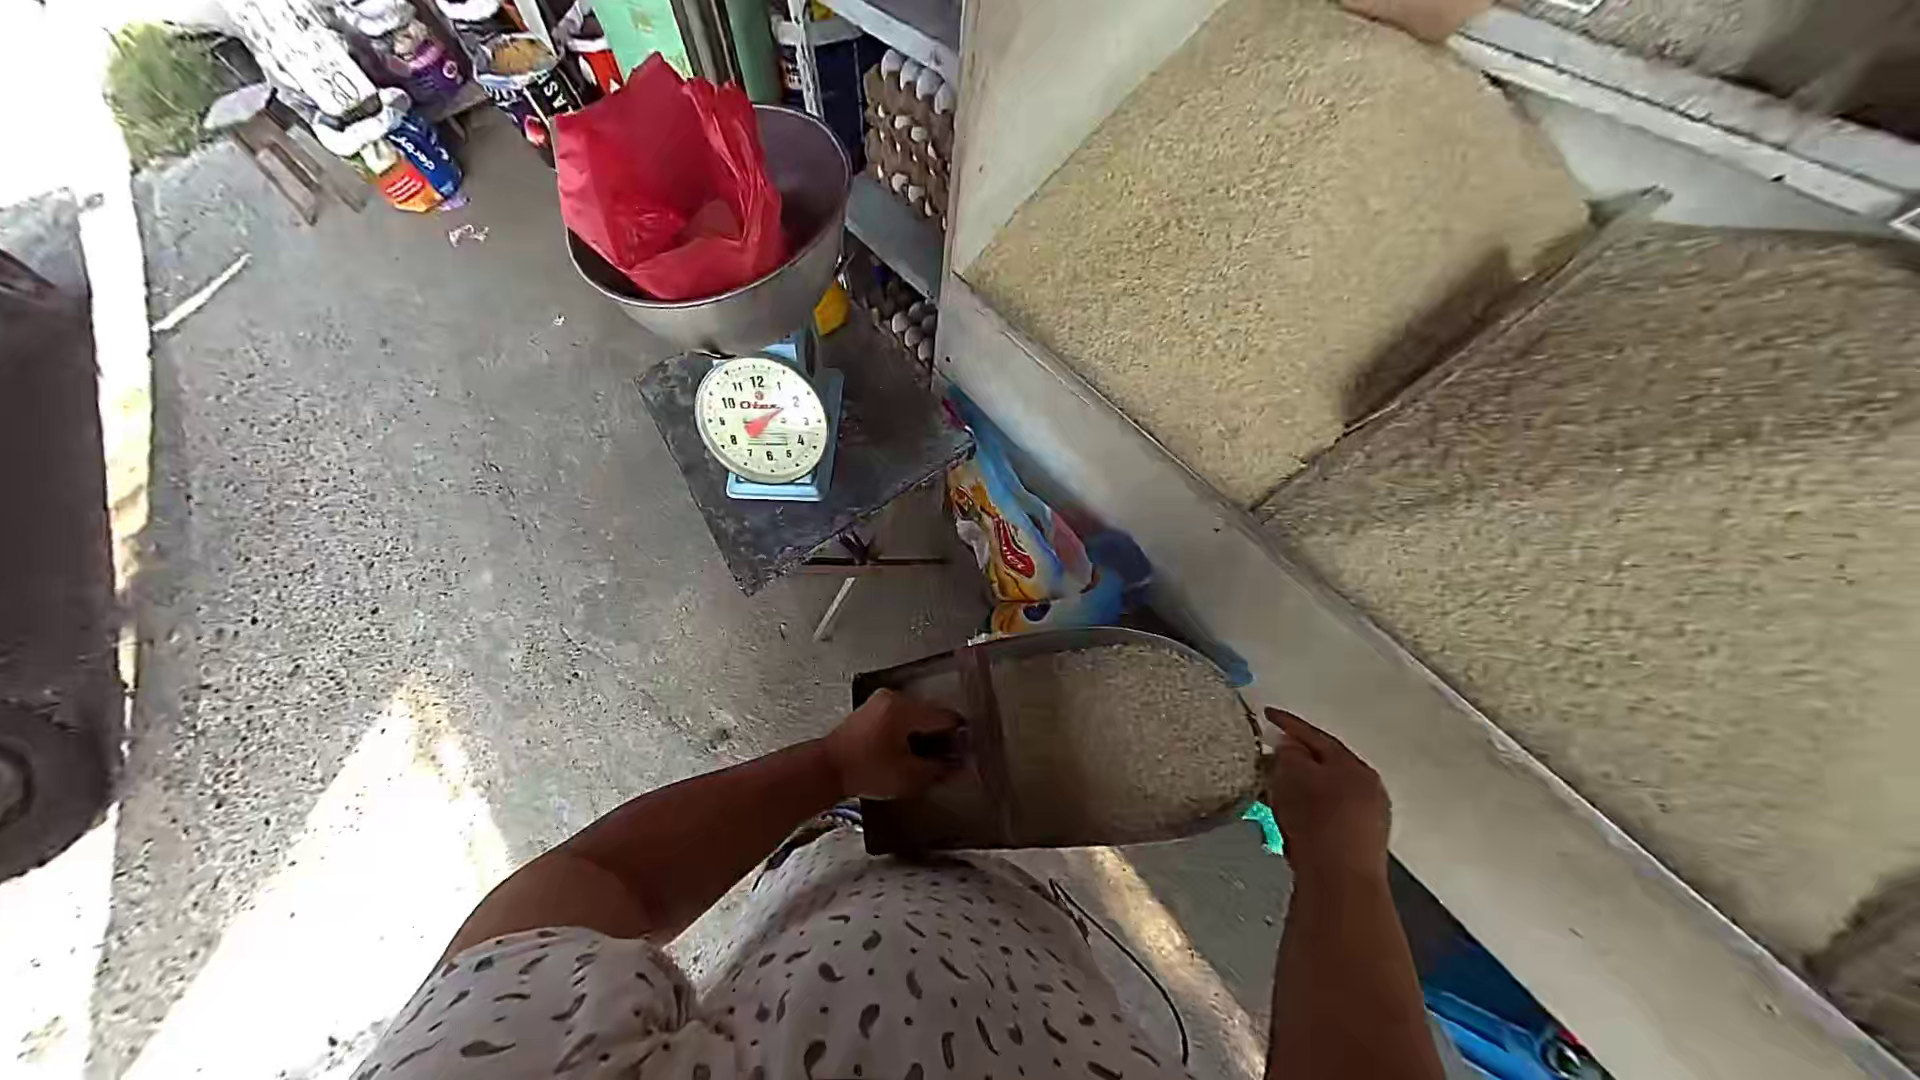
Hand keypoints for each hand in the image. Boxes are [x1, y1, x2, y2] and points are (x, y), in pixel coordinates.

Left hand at [823, 689, 964, 799]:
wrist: (826, 769)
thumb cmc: (863, 771)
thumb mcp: (908, 777)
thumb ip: (938, 769)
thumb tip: (956, 764)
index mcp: (905, 709)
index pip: (945, 716)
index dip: (958, 736)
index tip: (963, 750)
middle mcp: (894, 698)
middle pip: (930, 713)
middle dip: (938, 735)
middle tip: (943, 758)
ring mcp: (880, 701)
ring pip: (915, 714)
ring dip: (922, 733)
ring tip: (922, 757)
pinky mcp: (871, 708)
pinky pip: (899, 715)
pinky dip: (906, 730)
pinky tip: (904, 751)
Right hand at [1264, 708, 1390, 883]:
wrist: (1341, 882)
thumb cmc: (1316, 820)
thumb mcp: (1292, 776)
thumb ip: (1288, 752)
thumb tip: (1289, 746)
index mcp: (1353, 765)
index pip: (1315, 735)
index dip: (1288, 723)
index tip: (1267, 714)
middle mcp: (1368, 786)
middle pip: (1325, 762)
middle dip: (1296, 755)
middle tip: (1269, 751)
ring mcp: (1369, 816)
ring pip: (1327, 788)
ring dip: (1302, 783)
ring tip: (1275, 785)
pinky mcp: (1361, 841)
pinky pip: (1330, 810)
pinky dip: (1309, 805)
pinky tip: (1293, 814)